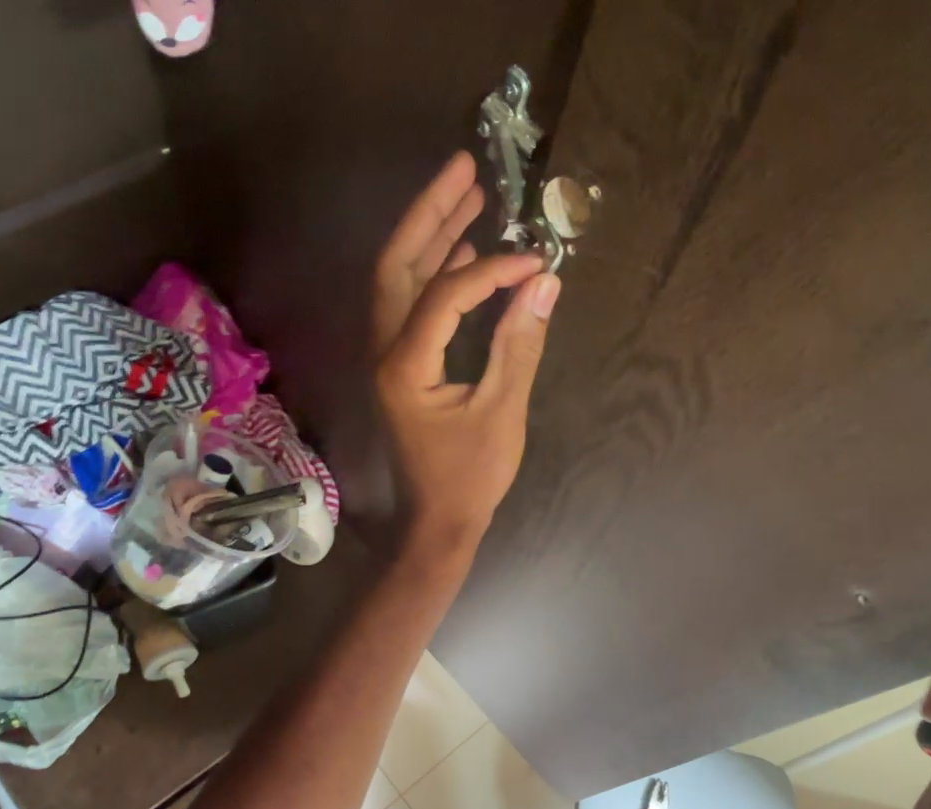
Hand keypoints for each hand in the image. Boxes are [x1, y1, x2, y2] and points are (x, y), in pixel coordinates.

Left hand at [373, 152, 559, 544]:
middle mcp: (384, 351)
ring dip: (432, 236)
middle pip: (397, 265)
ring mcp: (389, 356)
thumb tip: (545, 282)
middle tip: (466, 167)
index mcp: (404, 366)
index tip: (535, 262)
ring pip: (400, 280)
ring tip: (469, 193)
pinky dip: (436, 272)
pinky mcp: (402, 363)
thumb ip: (521, 345)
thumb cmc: (469, 476)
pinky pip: (412, 303)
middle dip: (430, 213)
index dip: (491, 272)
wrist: (438, 519)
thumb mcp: (502, 412)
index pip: (443, 295)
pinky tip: (465, 251)